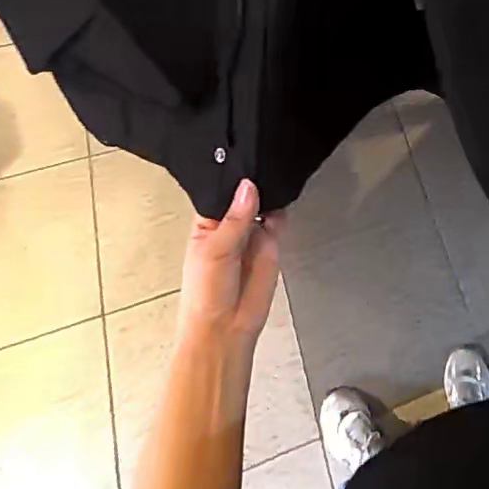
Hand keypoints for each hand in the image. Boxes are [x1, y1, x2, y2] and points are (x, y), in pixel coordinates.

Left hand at [177, 179, 281, 347]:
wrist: (227, 329)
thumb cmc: (206, 294)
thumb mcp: (215, 250)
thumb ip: (235, 218)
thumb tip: (248, 187)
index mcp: (207, 224)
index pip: (219, 193)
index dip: (230, 179)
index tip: (241, 159)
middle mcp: (229, 226)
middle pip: (243, 197)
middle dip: (252, 184)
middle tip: (261, 164)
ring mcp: (251, 234)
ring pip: (262, 205)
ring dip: (268, 194)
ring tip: (273, 180)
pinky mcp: (271, 244)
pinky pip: (278, 220)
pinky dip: (282, 210)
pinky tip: (283, 198)